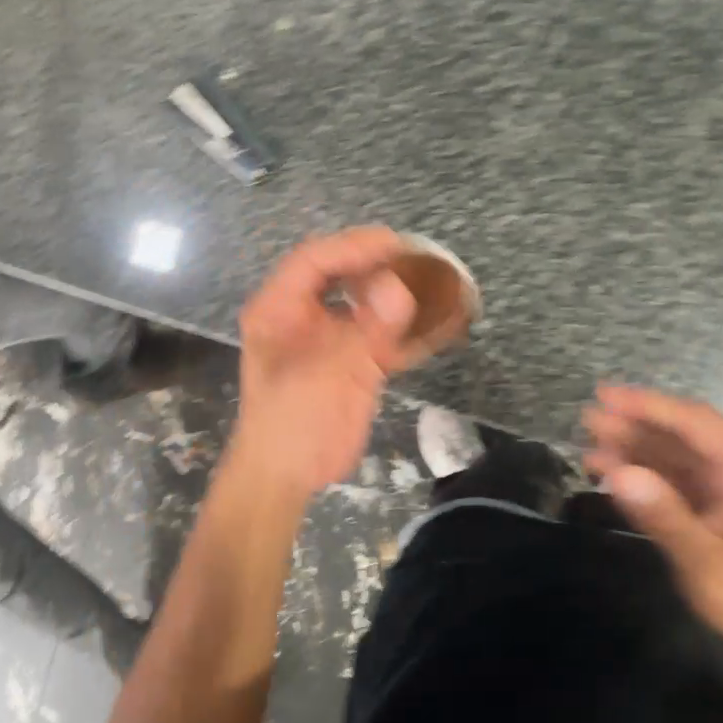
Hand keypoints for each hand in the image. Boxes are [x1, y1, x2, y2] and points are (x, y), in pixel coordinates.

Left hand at [230, 227, 417, 495]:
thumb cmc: (289, 423)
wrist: (285, 477)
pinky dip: (412, 330)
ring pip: (369, 303)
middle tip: (423, 260)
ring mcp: (331, 339)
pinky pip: (385, 337)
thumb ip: (364, 332)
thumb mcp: (323, 374)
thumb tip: (401, 288)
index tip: (396, 245)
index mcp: (279, 309)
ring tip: (441, 282)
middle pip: (344, 275)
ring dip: (403, 294)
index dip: (354, 247)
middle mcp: (304, 316)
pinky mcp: (354, 365)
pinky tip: (444, 321)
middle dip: (382, 265)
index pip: (315, 261)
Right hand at [585, 385, 722, 674]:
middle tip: (587, 420)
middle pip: (681, 437)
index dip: (652, 407)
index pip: (698, 426)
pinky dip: (638, 475)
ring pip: (672, 458)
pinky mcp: (708, 514)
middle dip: (635, 423)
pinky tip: (608, 475)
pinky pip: (669, 483)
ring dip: (632, 448)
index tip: (607, 397)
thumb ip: (666, 519)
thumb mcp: (713, 569)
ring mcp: (722, 495)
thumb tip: (618, 474)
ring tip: (589, 445)